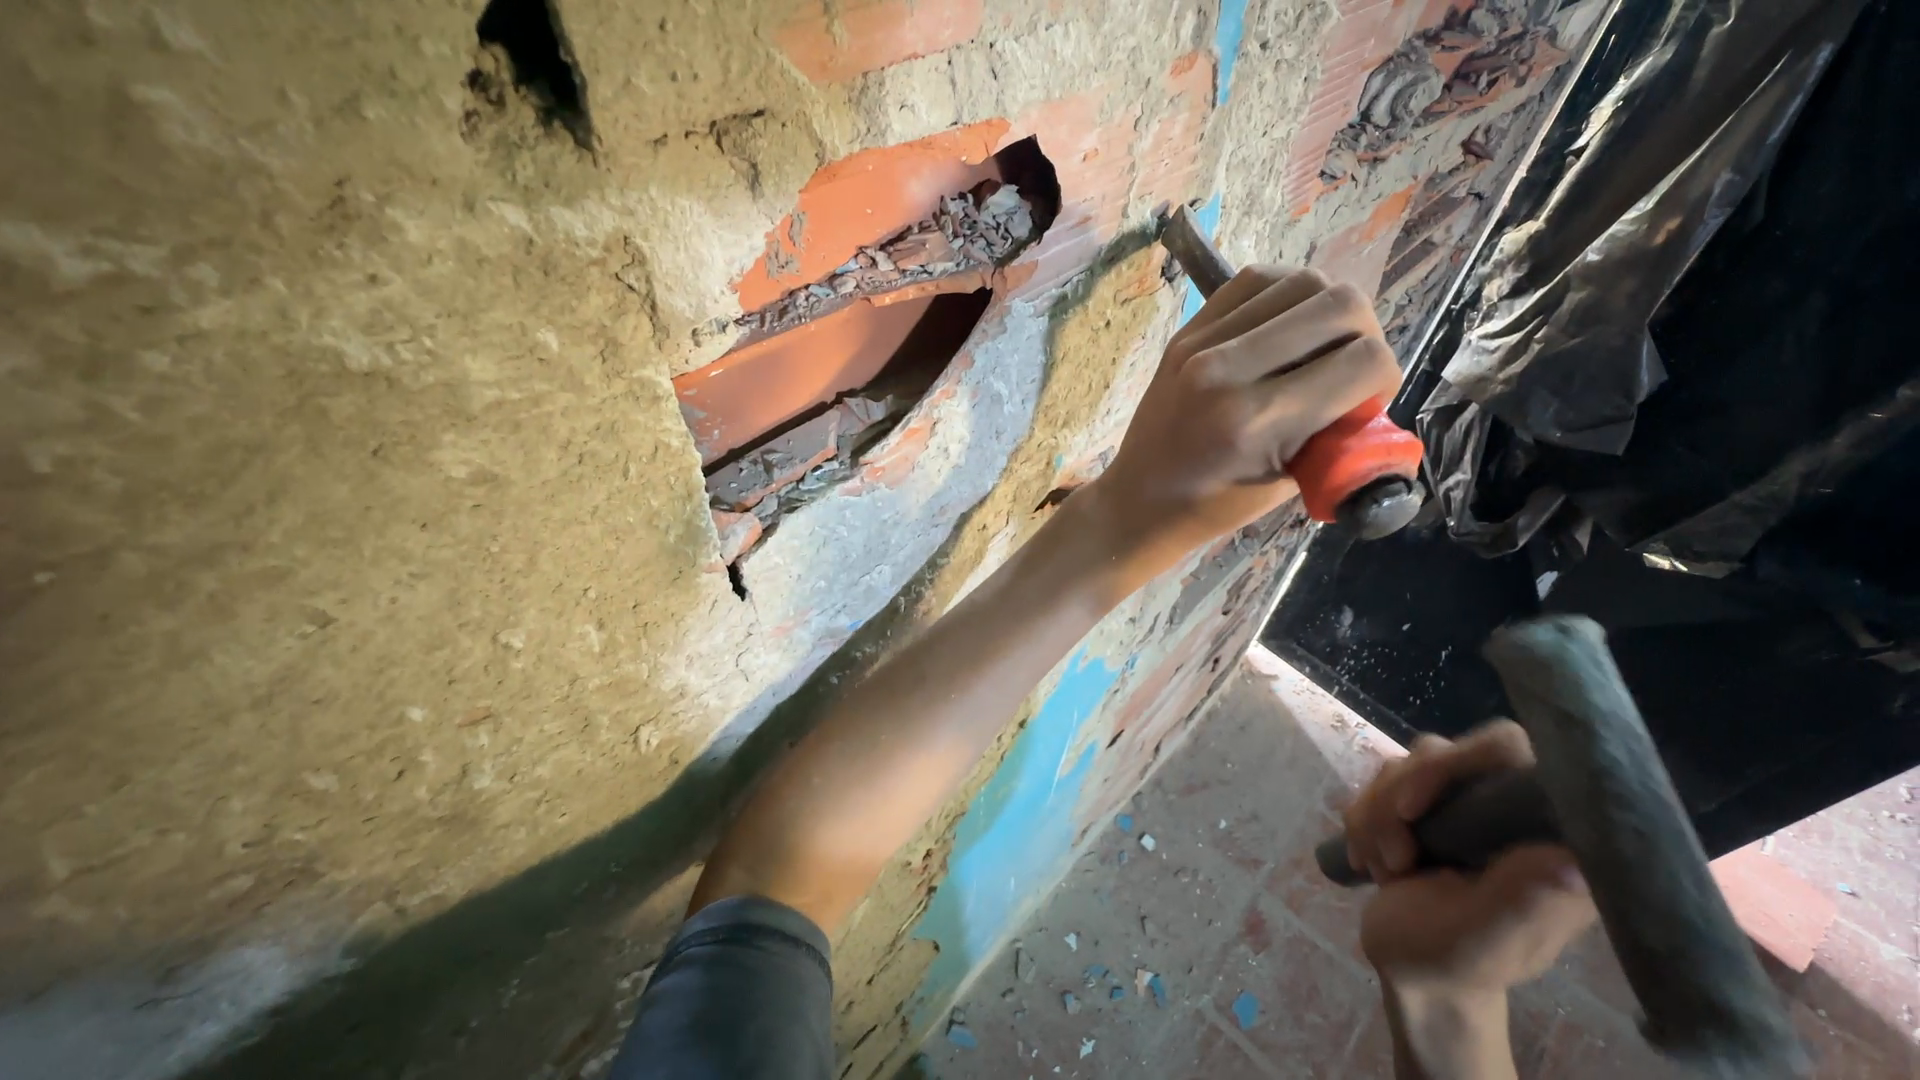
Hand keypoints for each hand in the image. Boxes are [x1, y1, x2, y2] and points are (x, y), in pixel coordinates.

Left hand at [1082, 266, 1400, 575]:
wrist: (1139, 500)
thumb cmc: (1216, 506)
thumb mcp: (1291, 483)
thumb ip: (1338, 429)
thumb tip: (1375, 385)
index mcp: (1257, 421)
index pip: (1364, 361)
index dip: (1385, 379)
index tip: (1368, 401)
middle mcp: (1228, 370)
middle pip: (1341, 303)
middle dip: (1366, 334)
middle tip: (1350, 368)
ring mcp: (1201, 343)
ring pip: (1303, 282)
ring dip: (1327, 311)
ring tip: (1319, 348)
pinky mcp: (1187, 330)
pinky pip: (1256, 280)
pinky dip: (1286, 295)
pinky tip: (1288, 324)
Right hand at [1346, 721, 1596, 995]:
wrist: (1413, 972)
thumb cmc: (1456, 963)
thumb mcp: (1486, 941)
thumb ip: (1523, 900)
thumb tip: (1574, 861)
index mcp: (1543, 834)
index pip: (1509, 749)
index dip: (1458, 759)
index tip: (1413, 808)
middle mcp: (1503, 807)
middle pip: (1442, 751)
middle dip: (1398, 800)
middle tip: (1395, 857)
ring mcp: (1460, 802)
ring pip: (1401, 766)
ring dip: (1376, 817)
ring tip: (1386, 870)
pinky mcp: (1422, 804)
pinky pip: (1377, 782)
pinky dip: (1362, 820)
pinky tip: (1370, 862)